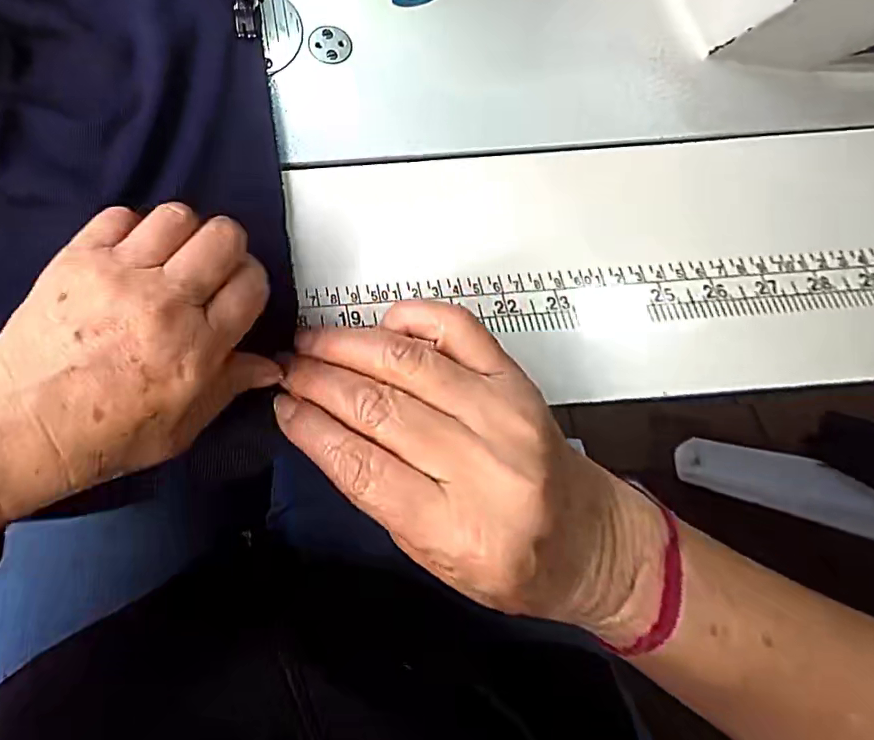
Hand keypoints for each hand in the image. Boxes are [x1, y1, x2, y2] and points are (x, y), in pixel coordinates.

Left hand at [0, 204, 278, 538]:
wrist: (20, 418)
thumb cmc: (98, 436)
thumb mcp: (177, 431)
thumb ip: (226, 388)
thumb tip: (267, 365)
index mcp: (195, 348)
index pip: (250, 284)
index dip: (249, 283)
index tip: (234, 291)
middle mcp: (162, 302)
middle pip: (223, 237)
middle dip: (225, 249)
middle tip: (205, 268)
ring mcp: (117, 273)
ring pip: (176, 216)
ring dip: (180, 233)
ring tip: (165, 257)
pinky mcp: (77, 257)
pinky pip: (119, 215)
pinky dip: (129, 227)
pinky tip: (124, 253)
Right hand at [273, 301, 668, 642]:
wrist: (592, 544)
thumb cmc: (500, 555)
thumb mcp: (422, 548)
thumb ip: (365, 483)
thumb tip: (306, 417)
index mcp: (462, 529)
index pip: (360, 464)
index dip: (308, 426)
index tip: (280, 403)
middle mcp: (490, 469)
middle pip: (376, 407)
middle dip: (314, 379)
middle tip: (284, 367)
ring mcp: (508, 416)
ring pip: (404, 363)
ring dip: (343, 345)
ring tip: (310, 343)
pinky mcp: (517, 381)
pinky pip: (455, 329)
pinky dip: (409, 317)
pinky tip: (378, 324)